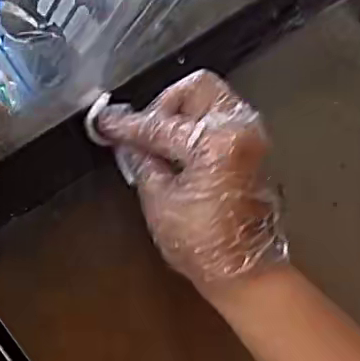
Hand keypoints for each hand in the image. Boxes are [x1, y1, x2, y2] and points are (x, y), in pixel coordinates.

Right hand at [92, 70, 288, 288]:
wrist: (244, 271)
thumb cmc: (202, 245)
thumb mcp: (160, 203)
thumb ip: (144, 165)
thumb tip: (131, 146)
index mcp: (215, 141)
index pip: (161, 123)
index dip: (128, 125)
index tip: (105, 122)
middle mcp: (240, 128)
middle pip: (197, 88)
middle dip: (163, 106)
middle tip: (142, 132)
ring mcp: (252, 137)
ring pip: (212, 101)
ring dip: (181, 116)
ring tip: (157, 147)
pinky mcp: (253, 150)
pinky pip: (221, 121)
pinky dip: (197, 129)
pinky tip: (177, 155)